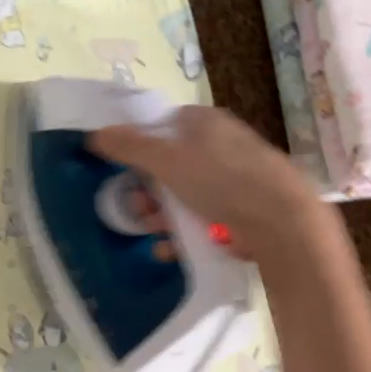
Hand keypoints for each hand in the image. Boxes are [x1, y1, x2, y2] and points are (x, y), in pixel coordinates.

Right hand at [89, 106, 338, 260]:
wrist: (276, 219)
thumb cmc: (220, 179)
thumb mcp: (167, 159)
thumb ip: (130, 147)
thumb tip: (95, 134)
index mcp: (204, 123)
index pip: (163, 126)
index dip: (139, 145)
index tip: (122, 169)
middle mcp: (217, 147)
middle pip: (167, 167)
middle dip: (146, 191)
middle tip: (135, 208)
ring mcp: (227, 182)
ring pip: (180, 198)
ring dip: (159, 217)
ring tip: (152, 231)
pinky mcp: (234, 213)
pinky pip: (196, 221)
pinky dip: (180, 234)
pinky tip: (169, 248)